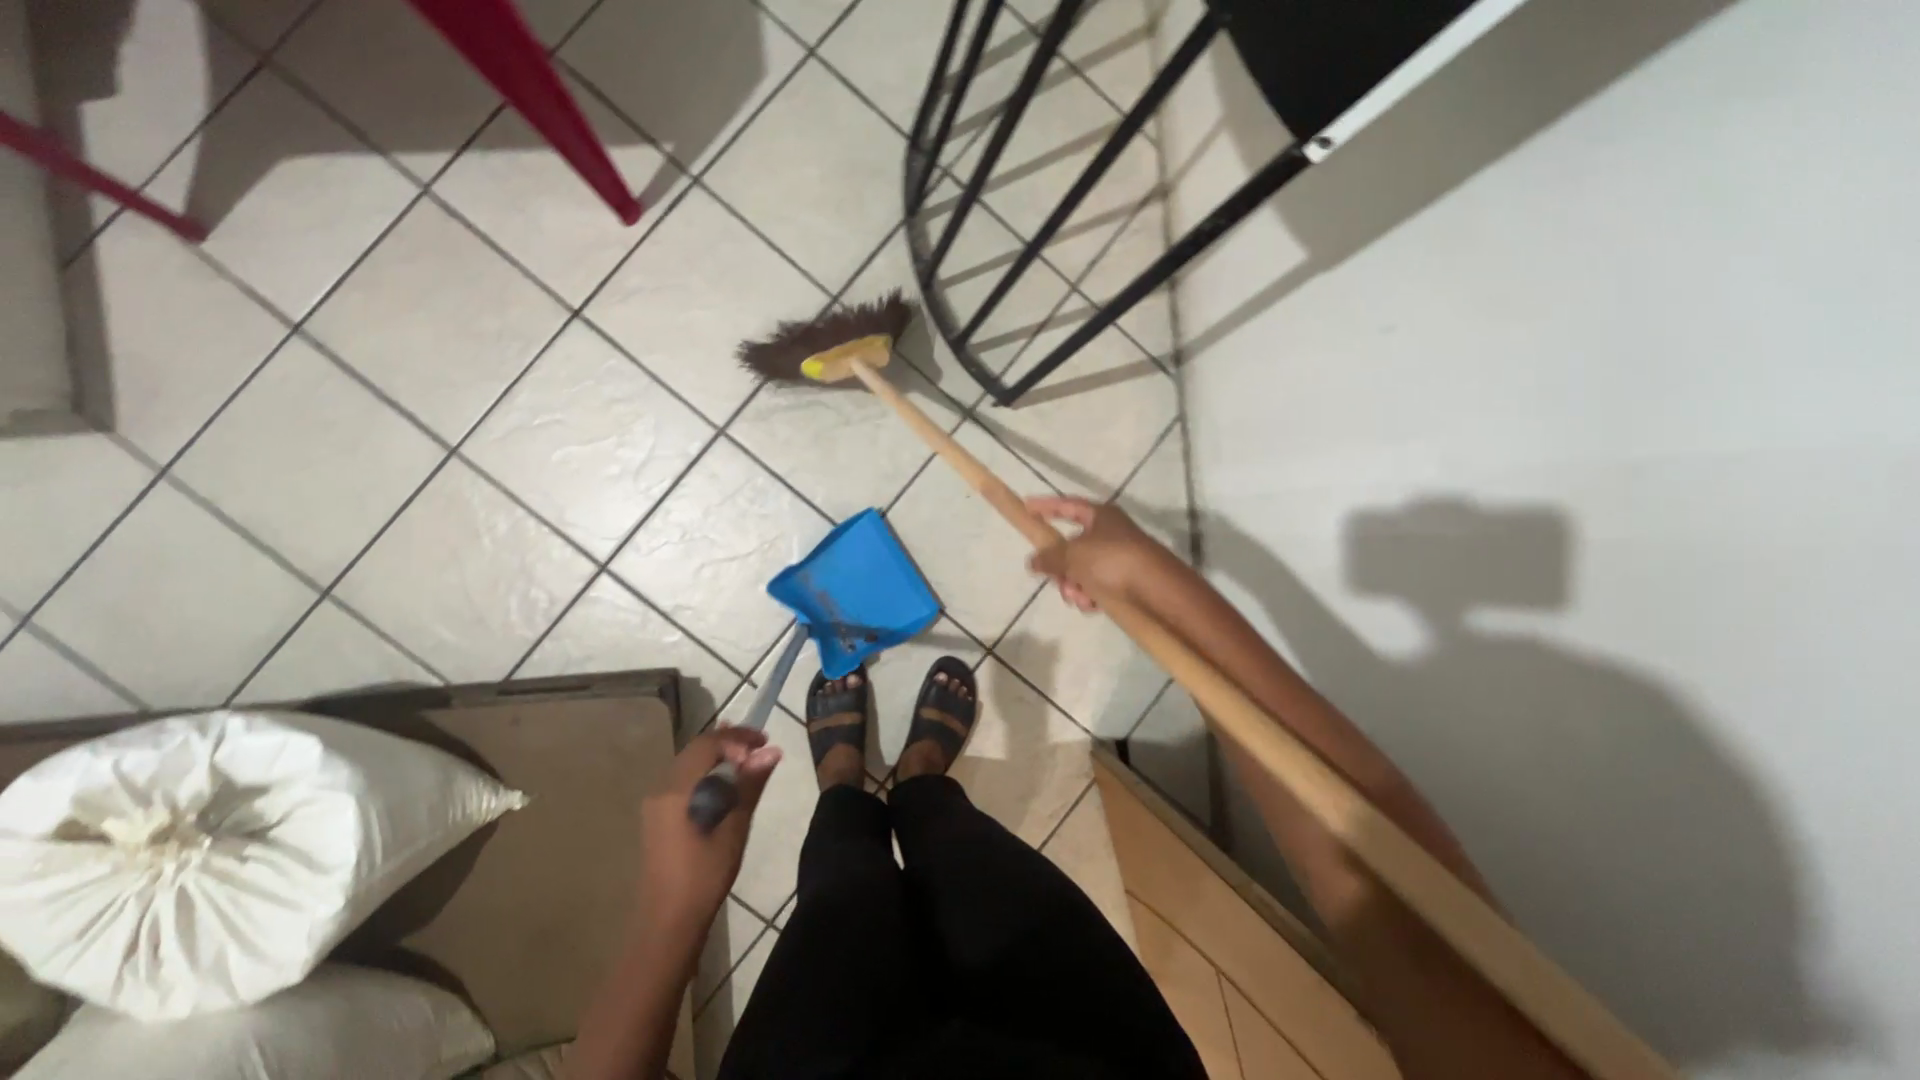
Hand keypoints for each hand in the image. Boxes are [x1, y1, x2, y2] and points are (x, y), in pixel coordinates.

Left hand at [635, 727, 781, 933]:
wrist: (668, 922)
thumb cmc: (703, 877)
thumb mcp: (734, 829)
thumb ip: (749, 786)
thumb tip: (771, 752)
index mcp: (675, 790)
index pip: (707, 744)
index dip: (737, 737)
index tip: (765, 743)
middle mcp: (660, 789)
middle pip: (695, 750)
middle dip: (729, 743)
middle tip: (761, 749)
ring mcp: (656, 804)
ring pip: (689, 765)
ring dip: (718, 758)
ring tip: (749, 761)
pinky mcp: (658, 817)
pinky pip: (684, 782)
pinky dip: (707, 775)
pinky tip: (726, 785)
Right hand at [1026, 495, 1165, 611]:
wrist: (1157, 587)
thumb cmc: (1113, 560)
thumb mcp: (1073, 555)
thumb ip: (1049, 557)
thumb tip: (1033, 561)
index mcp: (1100, 516)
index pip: (1067, 505)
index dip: (1046, 506)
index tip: (1027, 507)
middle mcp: (1110, 533)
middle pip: (1072, 546)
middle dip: (1060, 566)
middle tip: (1055, 578)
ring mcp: (1119, 557)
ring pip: (1082, 570)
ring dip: (1074, 585)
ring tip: (1078, 596)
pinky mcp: (1126, 580)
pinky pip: (1098, 585)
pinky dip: (1091, 595)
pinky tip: (1092, 604)